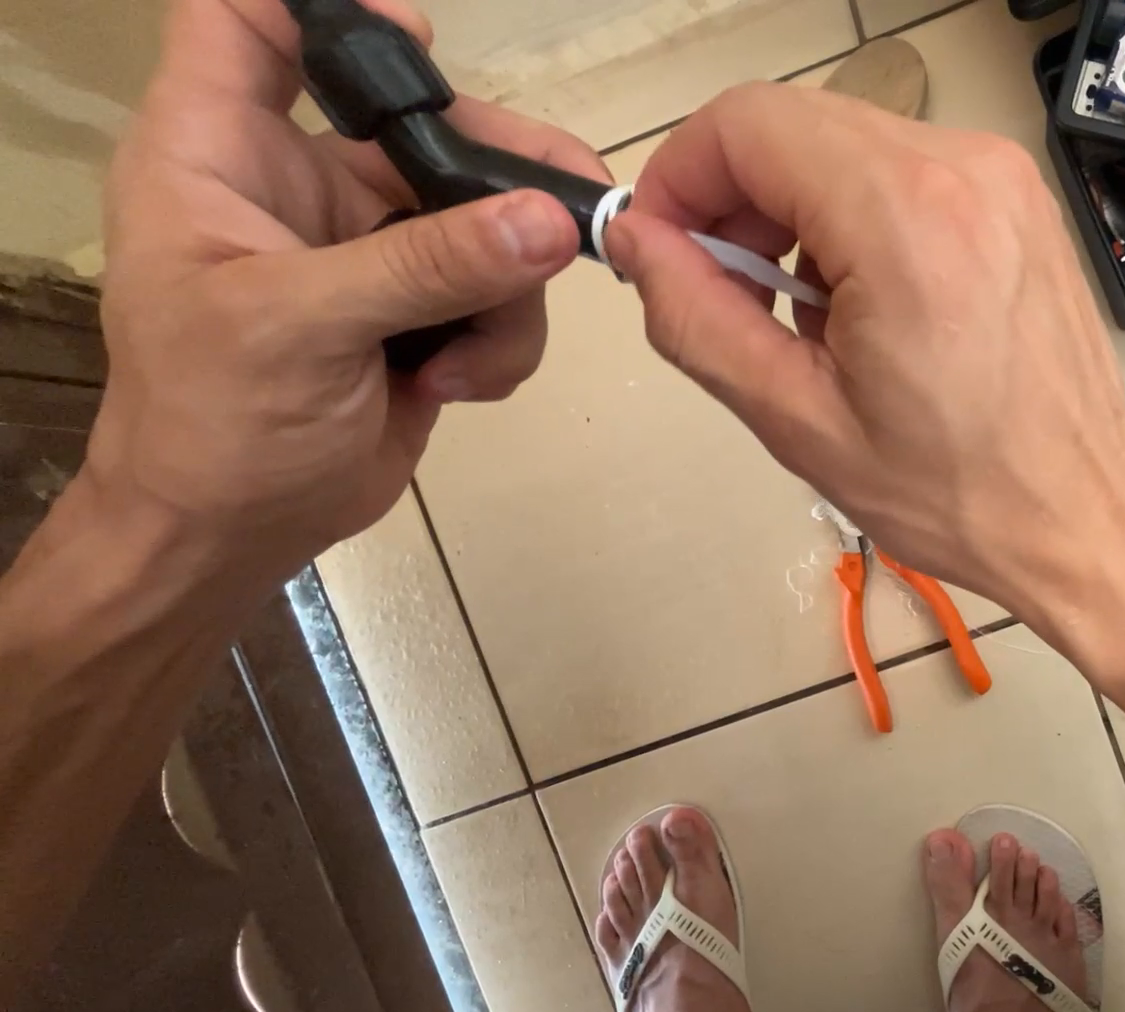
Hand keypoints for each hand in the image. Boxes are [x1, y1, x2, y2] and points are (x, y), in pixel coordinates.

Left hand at [86, 0, 608, 593]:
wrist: (251, 525)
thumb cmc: (222, 418)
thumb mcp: (308, 326)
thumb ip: (430, 268)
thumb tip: (551, 224)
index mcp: (228, 157)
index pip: (252, 29)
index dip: (331, 14)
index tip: (423, 35)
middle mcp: (316, 198)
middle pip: (429, 144)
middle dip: (504, 184)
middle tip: (580, 213)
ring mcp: (386, 263)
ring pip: (492, 240)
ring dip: (505, 304)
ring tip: (461, 368)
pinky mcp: (435, 321)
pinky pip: (505, 306)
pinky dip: (503, 349)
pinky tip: (458, 387)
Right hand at [608, 83, 1124, 672]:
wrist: (1077, 520)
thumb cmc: (954, 493)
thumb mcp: (800, 421)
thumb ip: (699, 321)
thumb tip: (642, 245)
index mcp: (904, 217)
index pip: (748, 123)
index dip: (684, 177)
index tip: (668, 248)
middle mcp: (966, 172)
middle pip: (802, 129)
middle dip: (743, 202)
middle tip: (735, 299)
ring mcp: (1008, 185)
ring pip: (857, 152)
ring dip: (806, 220)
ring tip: (818, 325)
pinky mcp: (1026, 212)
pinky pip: (915, 181)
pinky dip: (868, 226)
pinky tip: (877, 311)